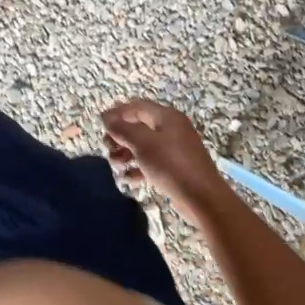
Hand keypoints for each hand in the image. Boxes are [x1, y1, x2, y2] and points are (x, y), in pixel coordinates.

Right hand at [102, 99, 226, 224]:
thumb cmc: (171, 165)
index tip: (101, 125)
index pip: (137, 106)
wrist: (203, 198)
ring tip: (115, 165)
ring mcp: (175, 149)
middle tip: (107, 147)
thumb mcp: (142, 144)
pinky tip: (127, 179)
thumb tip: (106, 118)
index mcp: (166, 117)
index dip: (117, 113)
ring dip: (126, 153)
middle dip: (120, 136)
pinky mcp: (176, 168)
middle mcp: (171, 129)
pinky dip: (138, 167)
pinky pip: (152, 162)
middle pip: (139, 126)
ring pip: (144, 145)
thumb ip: (122, 129)